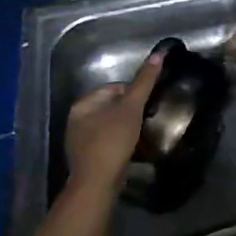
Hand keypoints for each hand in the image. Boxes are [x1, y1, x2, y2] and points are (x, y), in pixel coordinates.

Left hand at [62, 47, 163, 195]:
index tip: (148, 106)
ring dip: (127, 127)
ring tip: (142, 135)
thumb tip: (158, 54)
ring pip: (111, 124)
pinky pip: (108, 140)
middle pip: (113, 106)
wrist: (98, 181)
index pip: (116, 88)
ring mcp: (80, 139)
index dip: (135, 94)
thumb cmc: (113, 139)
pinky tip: (131, 149)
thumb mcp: (132, 107)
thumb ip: (145, 82)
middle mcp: (77, 119)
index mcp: (83, 103)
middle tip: (147, 120)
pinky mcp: (87, 156)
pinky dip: (121, 141)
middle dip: (131, 111)